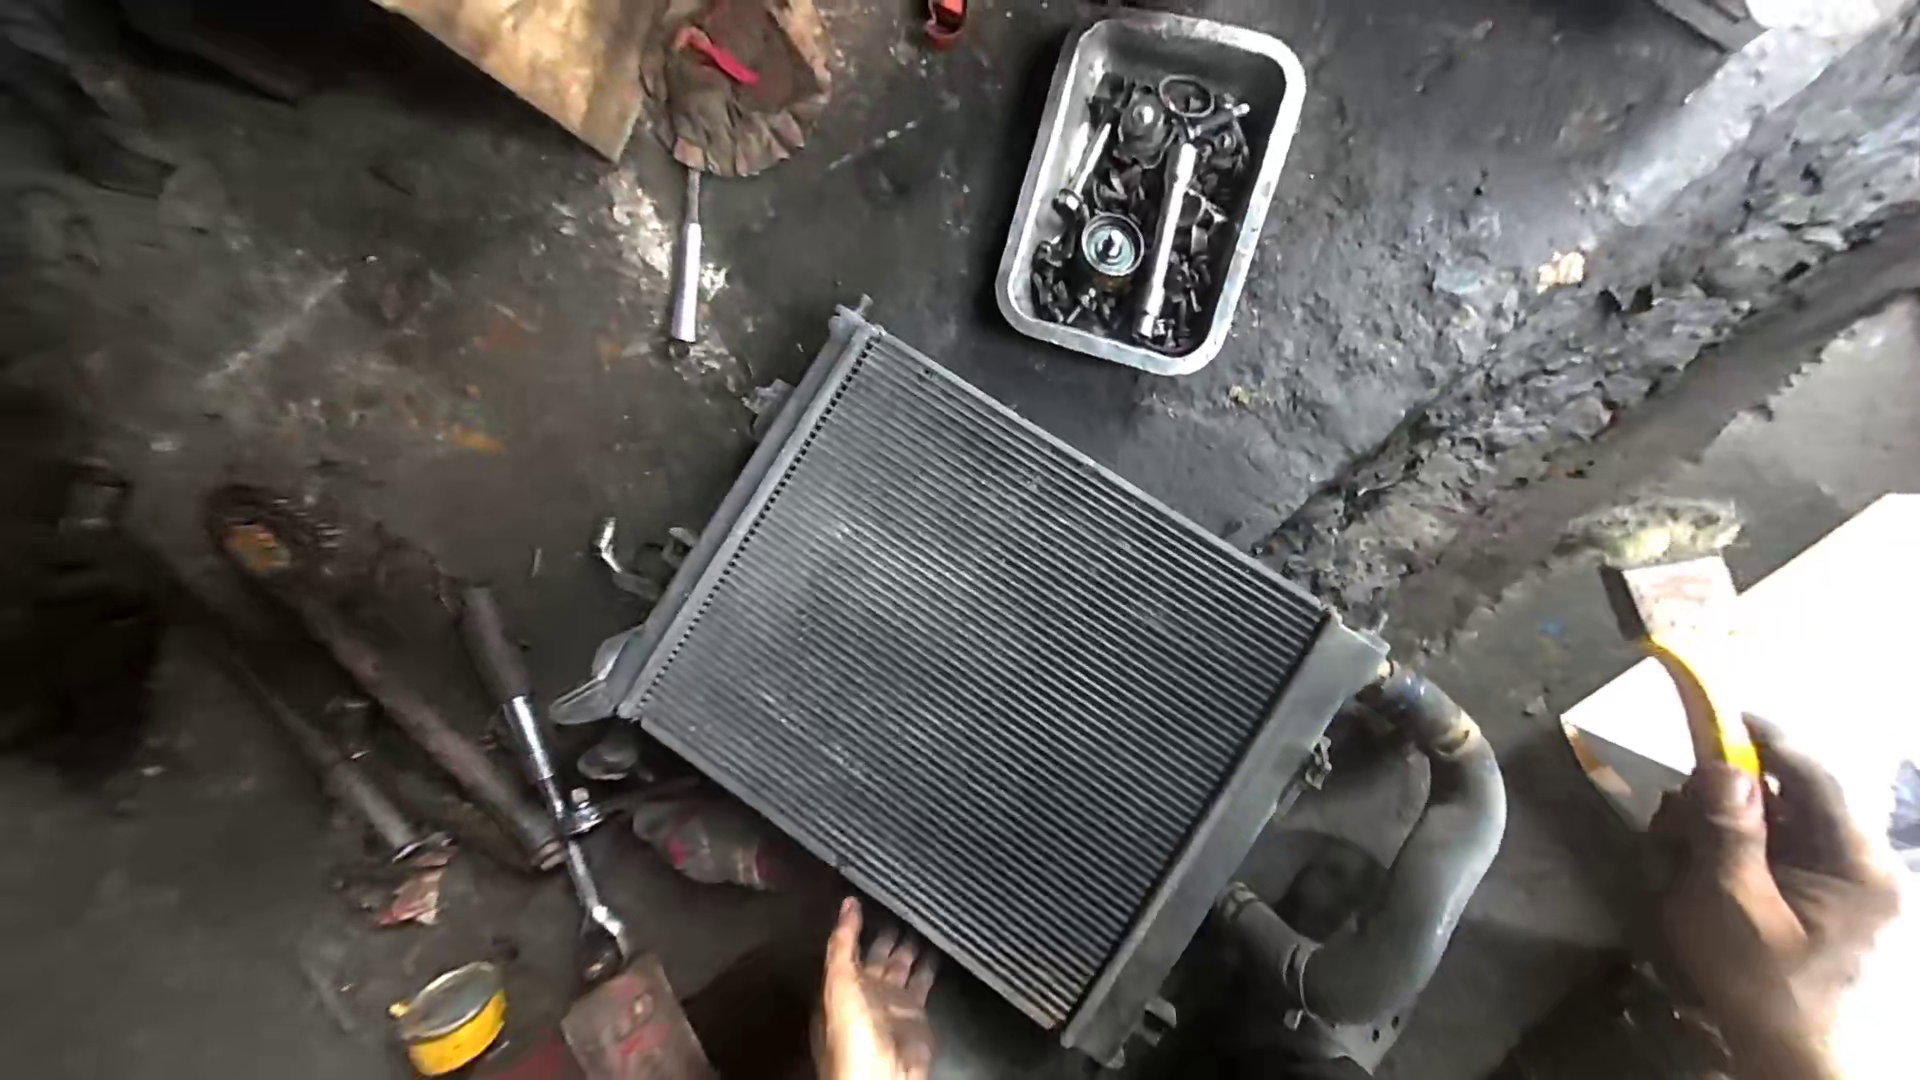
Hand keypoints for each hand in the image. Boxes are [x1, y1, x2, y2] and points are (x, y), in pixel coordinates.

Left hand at [816, 897, 938, 1079]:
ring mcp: (893, 1003)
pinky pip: (924, 981)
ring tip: (922, 915)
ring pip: (903, 965)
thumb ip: (843, 942)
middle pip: (880, 954)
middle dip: (889, 931)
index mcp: (843, 986)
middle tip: (902, 900)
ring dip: (911, 944)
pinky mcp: (917, 1016)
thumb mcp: (839, 982)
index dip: (858, 923)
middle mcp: (868, 992)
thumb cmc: (853, 1034)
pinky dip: (930, 964)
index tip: (871, 894)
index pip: (851, 946)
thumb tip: (848, 902)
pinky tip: (937, 945)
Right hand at [1651, 720, 1899, 1079]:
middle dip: (1713, 803)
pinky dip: (1710, 843)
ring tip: (1677, 864)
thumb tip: (1722, 766)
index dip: (1768, 740)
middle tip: (1674, 834)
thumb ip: (1729, 830)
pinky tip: (1690, 870)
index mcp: (1856, 866)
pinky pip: (1750, 839)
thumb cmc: (1756, 969)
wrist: (1781, 1038)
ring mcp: (1829, 874)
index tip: (1722, 710)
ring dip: (1704, 826)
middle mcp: (1852, 862)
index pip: (1814, 780)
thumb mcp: (1730, 897)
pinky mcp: (1805, 884)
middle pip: (1774, 797)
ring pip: (1754, 816)